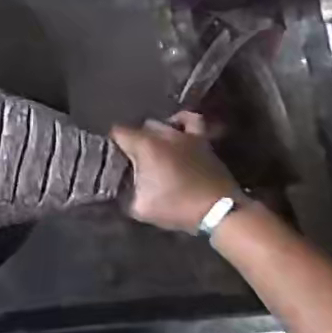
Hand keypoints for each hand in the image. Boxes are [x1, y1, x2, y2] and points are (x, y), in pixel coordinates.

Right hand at [109, 112, 241, 233]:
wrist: (220, 212)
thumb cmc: (177, 207)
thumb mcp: (139, 207)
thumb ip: (124, 194)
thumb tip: (117, 188)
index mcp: (145, 146)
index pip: (118, 131)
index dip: (111, 142)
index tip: (112, 156)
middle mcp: (164, 134)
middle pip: (139, 127)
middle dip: (132, 139)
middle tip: (130, 157)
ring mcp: (186, 135)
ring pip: (162, 123)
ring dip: (155, 132)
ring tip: (152, 145)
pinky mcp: (203, 142)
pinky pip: (191, 121)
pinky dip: (181, 122)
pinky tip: (177, 131)